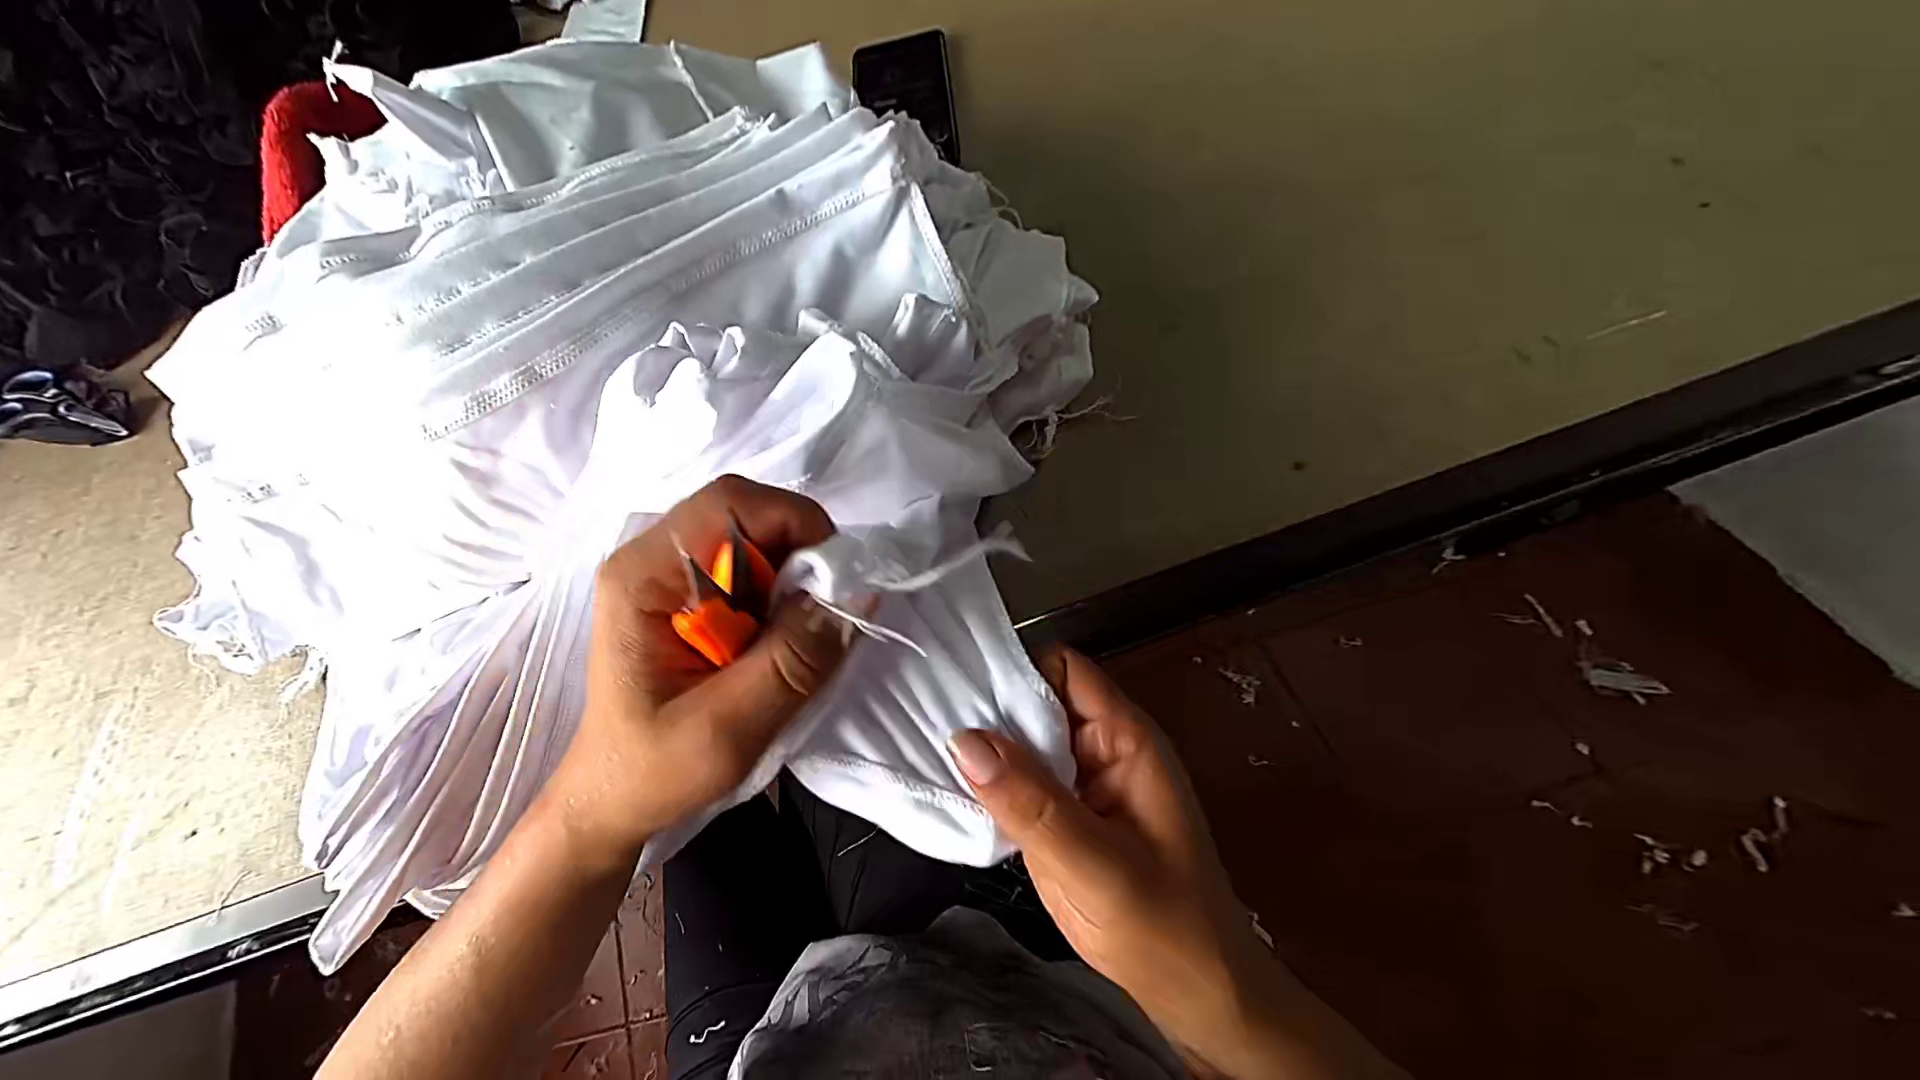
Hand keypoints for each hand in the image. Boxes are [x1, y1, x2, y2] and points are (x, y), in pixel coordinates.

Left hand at [551, 475, 852, 861]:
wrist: (617, 797)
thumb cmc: (655, 769)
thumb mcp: (729, 728)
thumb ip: (793, 662)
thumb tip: (857, 597)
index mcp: (644, 575)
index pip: (730, 504)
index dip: (795, 523)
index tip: (837, 579)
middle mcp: (657, 558)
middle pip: (751, 514)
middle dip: (803, 555)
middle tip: (825, 614)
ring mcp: (678, 574)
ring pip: (763, 539)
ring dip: (799, 579)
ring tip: (802, 637)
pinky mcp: (700, 594)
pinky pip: (762, 569)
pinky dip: (790, 596)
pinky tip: (785, 640)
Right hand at [950, 647, 1404, 1078]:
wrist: (1192, 992)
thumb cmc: (1161, 922)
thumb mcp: (1093, 861)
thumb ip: (1029, 801)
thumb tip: (964, 740)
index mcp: (1122, 737)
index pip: (1064, 670)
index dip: (1016, 668)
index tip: (962, 681)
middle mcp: (1099, 747)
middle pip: (1038, 701)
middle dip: (989, 707)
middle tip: (930, 715)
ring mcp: (1079, 781)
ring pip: (1024, 741)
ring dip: (985, 746)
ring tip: (927, 743)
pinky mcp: (1061, 814)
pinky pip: (1019, 781)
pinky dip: (990, 782)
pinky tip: (951, 786)